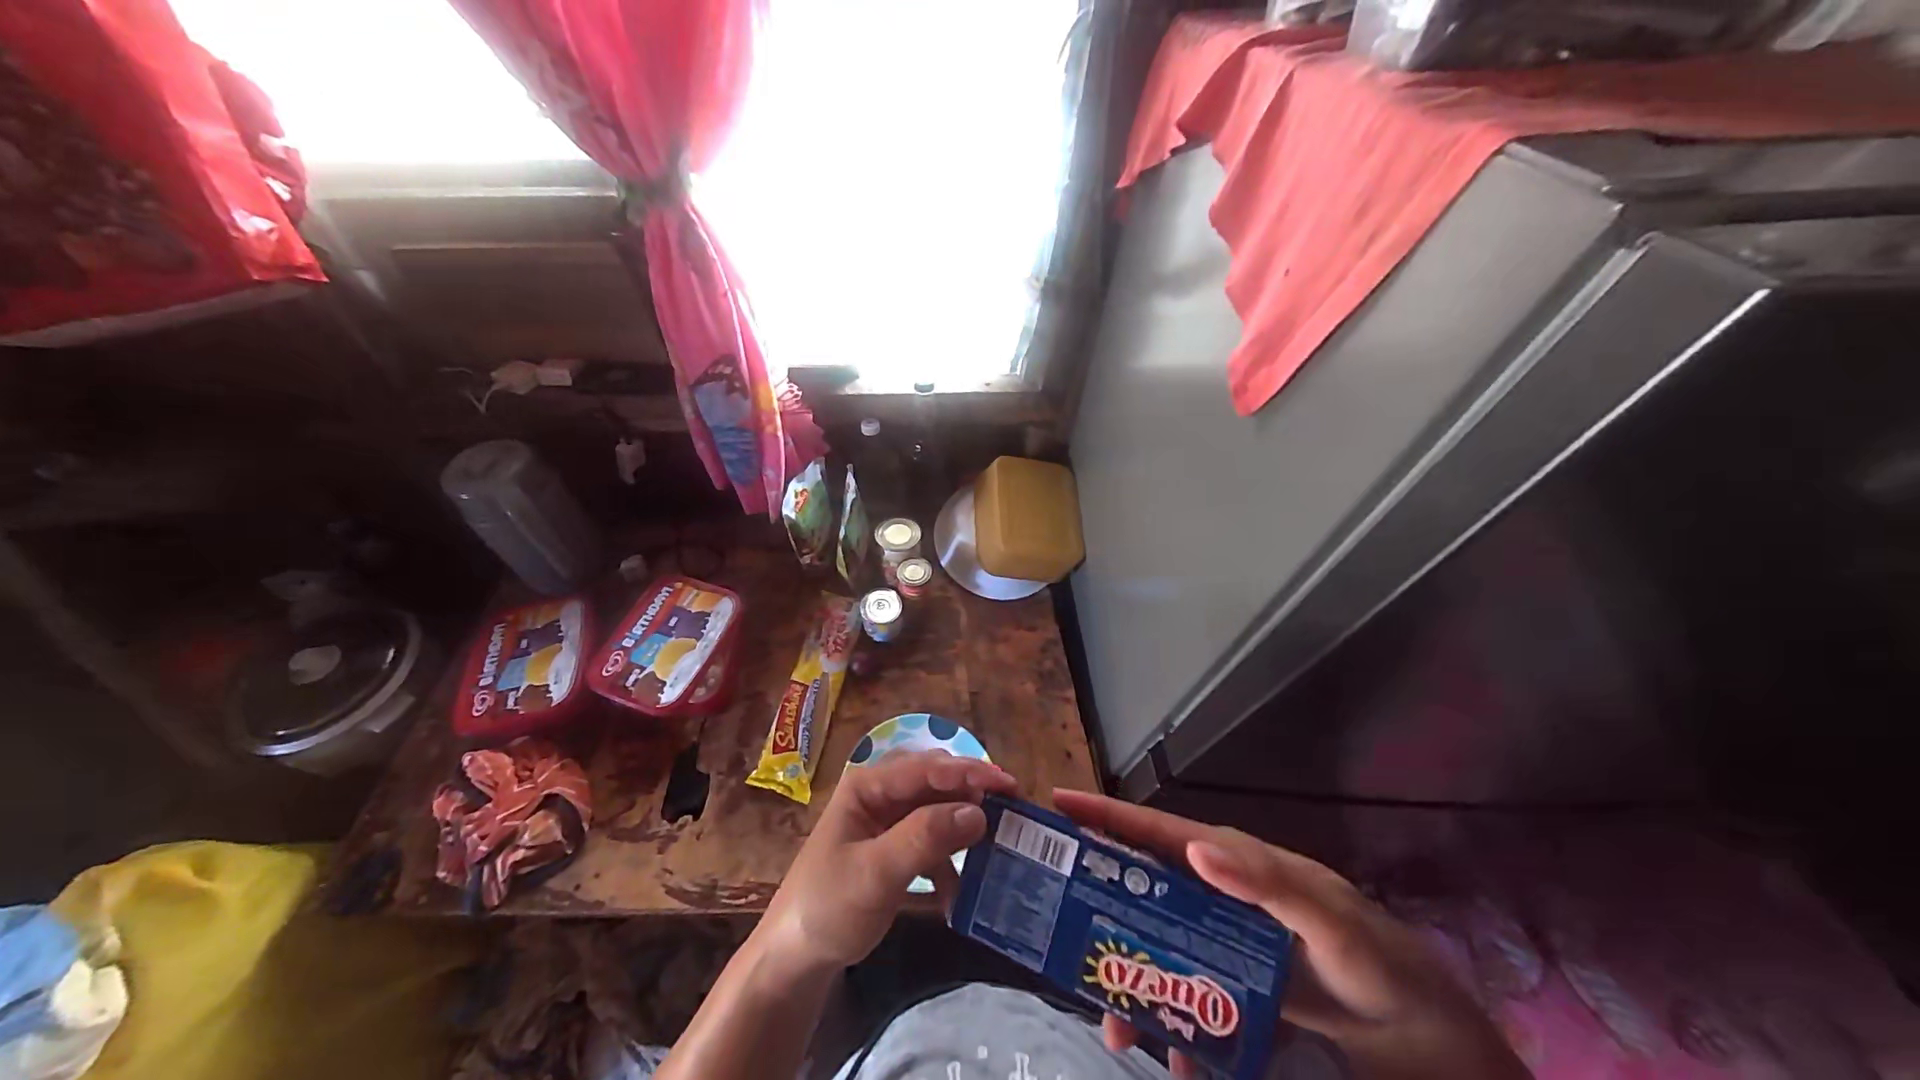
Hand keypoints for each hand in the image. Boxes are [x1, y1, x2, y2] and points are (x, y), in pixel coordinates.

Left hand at [758, 751, 1017, 972]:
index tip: (1009, 785)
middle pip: (935, 782)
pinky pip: (932, 840)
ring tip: (997, 840)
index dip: (968, 772)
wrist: (796, 957)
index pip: (926, 768)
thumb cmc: (828, 907)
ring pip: (937, 809)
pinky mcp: (895, 849)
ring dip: (964, 824)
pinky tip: (961, 888)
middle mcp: (880, 795)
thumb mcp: (876, 873)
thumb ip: (924, 838)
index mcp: (868, 786)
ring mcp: (888, 822)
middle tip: (1011, 807)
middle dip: (971, 792)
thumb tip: (978, 811)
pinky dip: (950, 859)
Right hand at [1053, 790, 1527, 1079]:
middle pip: (1144, 889)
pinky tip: (1178, 1062)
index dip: (1107, 815)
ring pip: (1158, 947)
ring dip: (1134, 986)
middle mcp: (1220, 891)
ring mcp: (1224, 937)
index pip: (1159, 830)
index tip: (1058, 805)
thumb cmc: (1377, 964)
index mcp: (1234, 860)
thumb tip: (1193, 846)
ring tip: (1118, 1033)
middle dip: (1103, 915)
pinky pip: (1185, 991)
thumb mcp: (1328, 922)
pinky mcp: (1233, 980)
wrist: (1424, 1036)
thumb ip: (1266, 882)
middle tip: (1070, 946)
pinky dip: (1173, 1023)